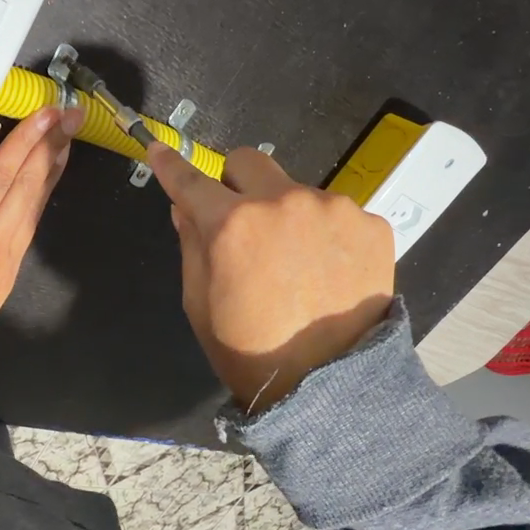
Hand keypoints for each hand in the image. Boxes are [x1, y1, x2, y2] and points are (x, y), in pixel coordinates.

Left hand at [0, 108, 82, 367]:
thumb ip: (2, 259)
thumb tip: (12, 225)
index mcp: (10, 262)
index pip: (35, 207)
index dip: (52, 173)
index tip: (65, 146)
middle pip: (25, 185)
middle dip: (48, 147)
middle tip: (68, 114)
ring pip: (0, 177)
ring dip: (23, 142)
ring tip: (44, 113)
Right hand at [147, 142, 394, 411]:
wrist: (327, 383)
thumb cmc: (247, 350)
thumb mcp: (199, 304)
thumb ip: (191, 246)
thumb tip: (186, 208)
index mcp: (232, 224)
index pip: (192, 180)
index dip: (171, 164)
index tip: (158, 147)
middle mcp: (283, 201)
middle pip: (248, 161)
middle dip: (234, 183)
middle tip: (238, 224)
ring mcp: (333, 207)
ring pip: (295, 190)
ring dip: (284, 215)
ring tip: (293, 266)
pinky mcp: (371, 222)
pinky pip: (335, 214)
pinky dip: (322, 234)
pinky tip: (324, 273)